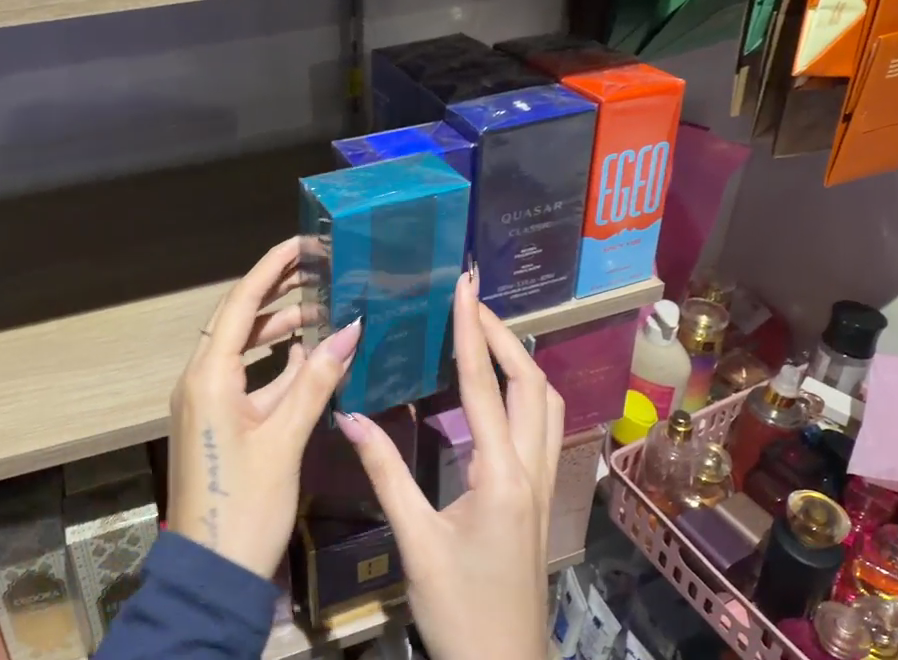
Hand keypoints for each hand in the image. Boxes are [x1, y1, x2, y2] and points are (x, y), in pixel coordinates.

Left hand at [168, 237, 363, 578]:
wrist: (212, 572)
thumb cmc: (247, 504)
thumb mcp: (284, 439)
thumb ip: (315, 380)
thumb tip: (350, 329)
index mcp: (208, 375)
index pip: (239, 304)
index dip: (270, 269)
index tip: (301, 243)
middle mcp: (199, 379)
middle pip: (237, 319)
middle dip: (275, 292)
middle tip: (317, 269)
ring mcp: (205, 401)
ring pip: (241, 348)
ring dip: (276, 328)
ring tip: (319, 307)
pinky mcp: (215, 421)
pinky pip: (243, 377)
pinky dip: (272, 362)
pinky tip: (304, 355)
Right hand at [338, 269, 562, 659]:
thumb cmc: (459, 609)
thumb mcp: (415, 542)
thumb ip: (385, 473)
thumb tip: (351, 415)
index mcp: (500, 475)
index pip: (483, 385)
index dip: (471, 331)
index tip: (463, 288)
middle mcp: (531, 470)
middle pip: (531, 384)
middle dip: (502, 336)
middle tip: (470, 301)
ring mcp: (542, 485)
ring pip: (545, 404)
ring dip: (518, 362)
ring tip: (484, 334)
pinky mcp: (538, 498)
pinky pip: (540, 428)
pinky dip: (521, 393)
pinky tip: (494, 394)